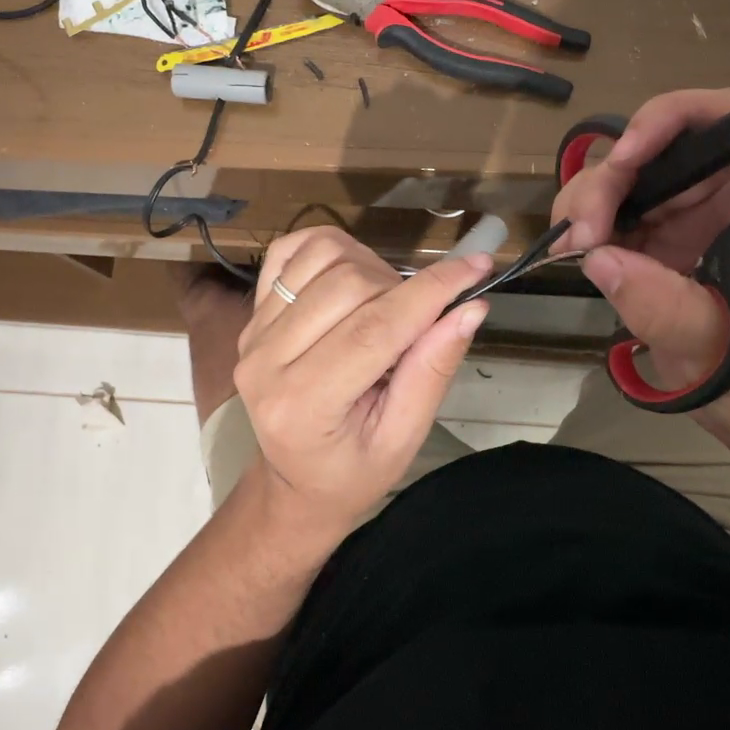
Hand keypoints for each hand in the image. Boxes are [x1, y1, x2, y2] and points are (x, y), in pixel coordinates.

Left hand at [234, 227, 491, 530]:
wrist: (295, 480)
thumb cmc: (354, 471)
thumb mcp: (403, 439)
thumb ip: (432, 372)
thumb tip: (470, 308)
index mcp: (303, 405)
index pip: (375, 329)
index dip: (431, 291)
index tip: (477, 266)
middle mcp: (266, 361)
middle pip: (348, 284)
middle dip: (402, 289)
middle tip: (419, 320)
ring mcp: (253, 332)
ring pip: (322, 257)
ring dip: (370, 268)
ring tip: (385, 306)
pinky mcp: (251, 314)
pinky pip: (290, 251)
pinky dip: (330, 250)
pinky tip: (351, 277)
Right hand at [550, 88, 729, 442]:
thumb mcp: (727, 348)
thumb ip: (666, 306)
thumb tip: (597, 260)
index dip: (677, 119)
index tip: (627, 157)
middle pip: (667, 146)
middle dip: (614, 176)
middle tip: (580, 230)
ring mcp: (698, 216)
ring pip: (635, 176)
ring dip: (591, 199)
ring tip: (570, 245)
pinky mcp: (667, 242)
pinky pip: (621, 214)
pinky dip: (588, 226)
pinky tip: (571, 250)